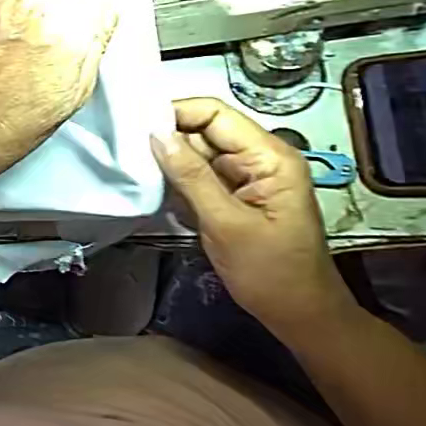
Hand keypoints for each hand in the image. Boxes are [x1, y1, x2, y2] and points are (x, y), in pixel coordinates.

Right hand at [150, 97, 355, 336]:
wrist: (298, 313)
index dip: (176, 112)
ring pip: (197, 152)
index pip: (216, 114)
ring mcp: (245, 176)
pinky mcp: (233, 194)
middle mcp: (258, 158)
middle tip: (127, 150)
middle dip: (167, 137)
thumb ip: (190, 176)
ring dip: (168, 160)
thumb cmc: (270, 270)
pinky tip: (155, 188)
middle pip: (204, 130)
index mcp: (269, 157)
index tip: (135, 125)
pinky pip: (198, 174)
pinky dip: (176, 180)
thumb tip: (156, 134)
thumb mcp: (226, 223)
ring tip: (135, 168)